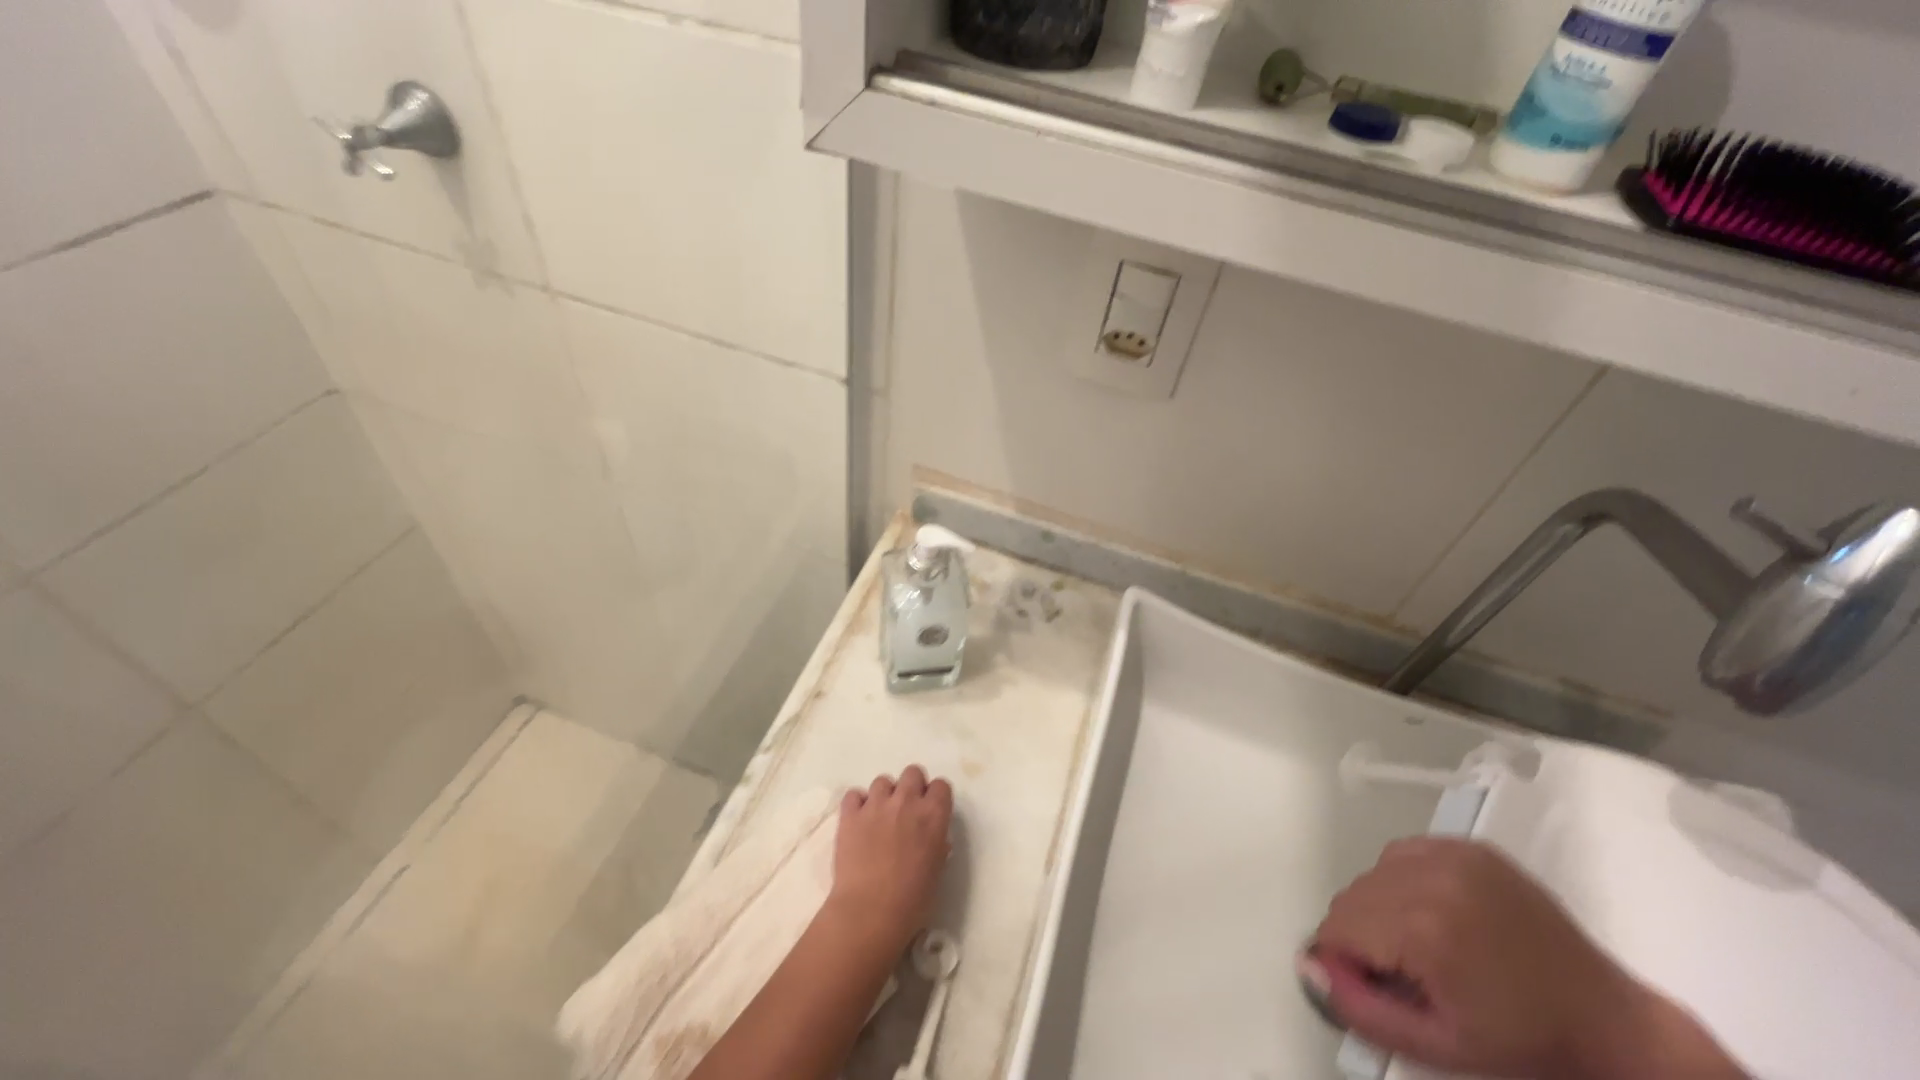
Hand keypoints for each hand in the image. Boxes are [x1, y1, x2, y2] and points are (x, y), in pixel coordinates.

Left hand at [827, 766, 953, 952]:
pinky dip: (857, 804)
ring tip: (879, 818)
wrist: (870, 911)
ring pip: (883, 781)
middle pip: (912, 773)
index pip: (941, 785)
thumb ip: (937, 843)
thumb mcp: (937, 869)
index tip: (930, 811)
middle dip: (911, 787)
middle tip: (906, 811)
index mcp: (933, 815)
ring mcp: (876, 805)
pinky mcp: (850, 814)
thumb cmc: (912, 899)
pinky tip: (858, 821)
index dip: (935, 797)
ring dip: (884, 796)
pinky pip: (854, 794)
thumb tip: (932, 835)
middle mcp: (906, 801)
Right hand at [1303, 838, 1744, 1079]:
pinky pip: (1402, 854)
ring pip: (1371, 875)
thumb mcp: (1434, 1045)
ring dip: (1380, 909)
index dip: (1345, 965)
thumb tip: (1309, 968)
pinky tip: (1435, 914)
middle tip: (1404, 975)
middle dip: (1361, 937)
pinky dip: (1403, 882)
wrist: (1605, 1021)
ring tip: (1423, 945)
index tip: (1380, 990)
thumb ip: (1360, 1008)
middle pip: (1349, 899)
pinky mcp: (1470, 848)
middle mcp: (1433, 879)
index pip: (1336, 927)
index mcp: (1424, 929)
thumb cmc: (1521, 1042)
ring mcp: (1454, 857)